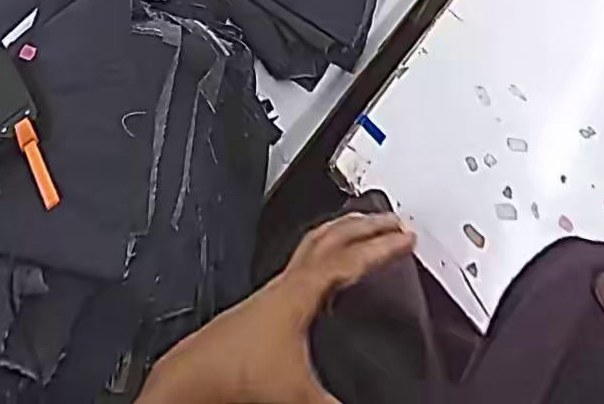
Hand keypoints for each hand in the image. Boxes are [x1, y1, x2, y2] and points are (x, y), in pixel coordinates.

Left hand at [137, 212, 413, 403]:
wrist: (197, 374)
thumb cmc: (237, 370)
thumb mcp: (300, 391)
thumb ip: (337, 401)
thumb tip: (365, 403)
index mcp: (301, 288)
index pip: (350, 256)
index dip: (382, 245)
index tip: (406, 235)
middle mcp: (289, 279)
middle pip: (331, 234)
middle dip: (364, 222)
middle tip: (391, 219)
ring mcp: (277, 286)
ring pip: (315, 241)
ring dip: (342, 230)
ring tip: (363, 228)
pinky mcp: (268, 300)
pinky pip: (304, 260)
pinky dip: (325, 252)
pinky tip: (330, 272)